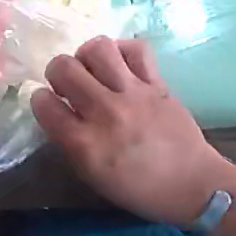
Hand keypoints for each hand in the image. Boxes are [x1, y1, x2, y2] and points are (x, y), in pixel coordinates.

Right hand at [32, 37, 235, 225]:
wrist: (195, 187)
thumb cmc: (138, 187)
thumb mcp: (91, 174)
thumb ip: (68, 139)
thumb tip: (55, 107)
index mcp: (85, 143)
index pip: (44, 103)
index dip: (40, 100)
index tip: (48, 103)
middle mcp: (106, 112)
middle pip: (64, 67)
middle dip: (56, 71)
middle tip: (67, 84)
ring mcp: (134, 94)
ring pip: (97, 48)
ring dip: (86, 55)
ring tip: (92, 69)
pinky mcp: (158, 84)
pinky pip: (136, 49)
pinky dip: (122, 50)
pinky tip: (119, 64)